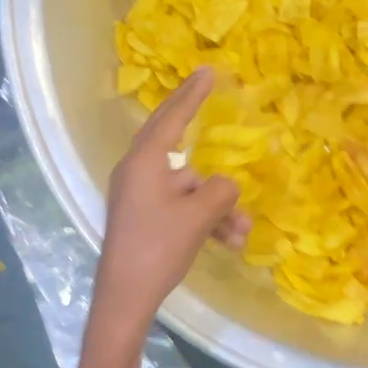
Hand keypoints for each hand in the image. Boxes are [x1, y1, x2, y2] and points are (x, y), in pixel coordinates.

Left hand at [96, 67, 250, 326]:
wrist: (126, 296)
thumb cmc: (159, 248)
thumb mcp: (199, 216)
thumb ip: (221, 191)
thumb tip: (226, 186)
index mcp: (144, 160)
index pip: (172, 116)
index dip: (193, 94)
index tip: (208, 71)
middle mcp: (136, 171)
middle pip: (177, 146)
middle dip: (206, 143)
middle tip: (213, 96)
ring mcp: (137, 196)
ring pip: (186, 188)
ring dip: (216, 207)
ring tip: (241, 233)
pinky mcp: (142, 219)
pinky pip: (178, 208)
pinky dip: (202, 221)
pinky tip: (227, 243)